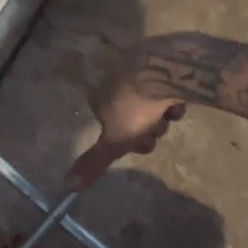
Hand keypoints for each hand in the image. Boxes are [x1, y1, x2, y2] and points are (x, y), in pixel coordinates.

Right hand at [65, 41, 186, 190]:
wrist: (163, 71)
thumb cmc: (135, 108)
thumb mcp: (115, 141)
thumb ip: (95, 163)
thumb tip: (68, 186)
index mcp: (98, 98)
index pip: (111, 126)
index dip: (128, 140)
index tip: (139, 143)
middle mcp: (112, 81)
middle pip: (132, 115)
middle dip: (148, 127)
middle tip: (157, 130)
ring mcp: (135, 68)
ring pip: (150, 102)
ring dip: (161, 113)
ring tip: (169, 112)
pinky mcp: (157, 61)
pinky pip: (164, 86)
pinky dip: (171, 96)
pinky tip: (178, 100)